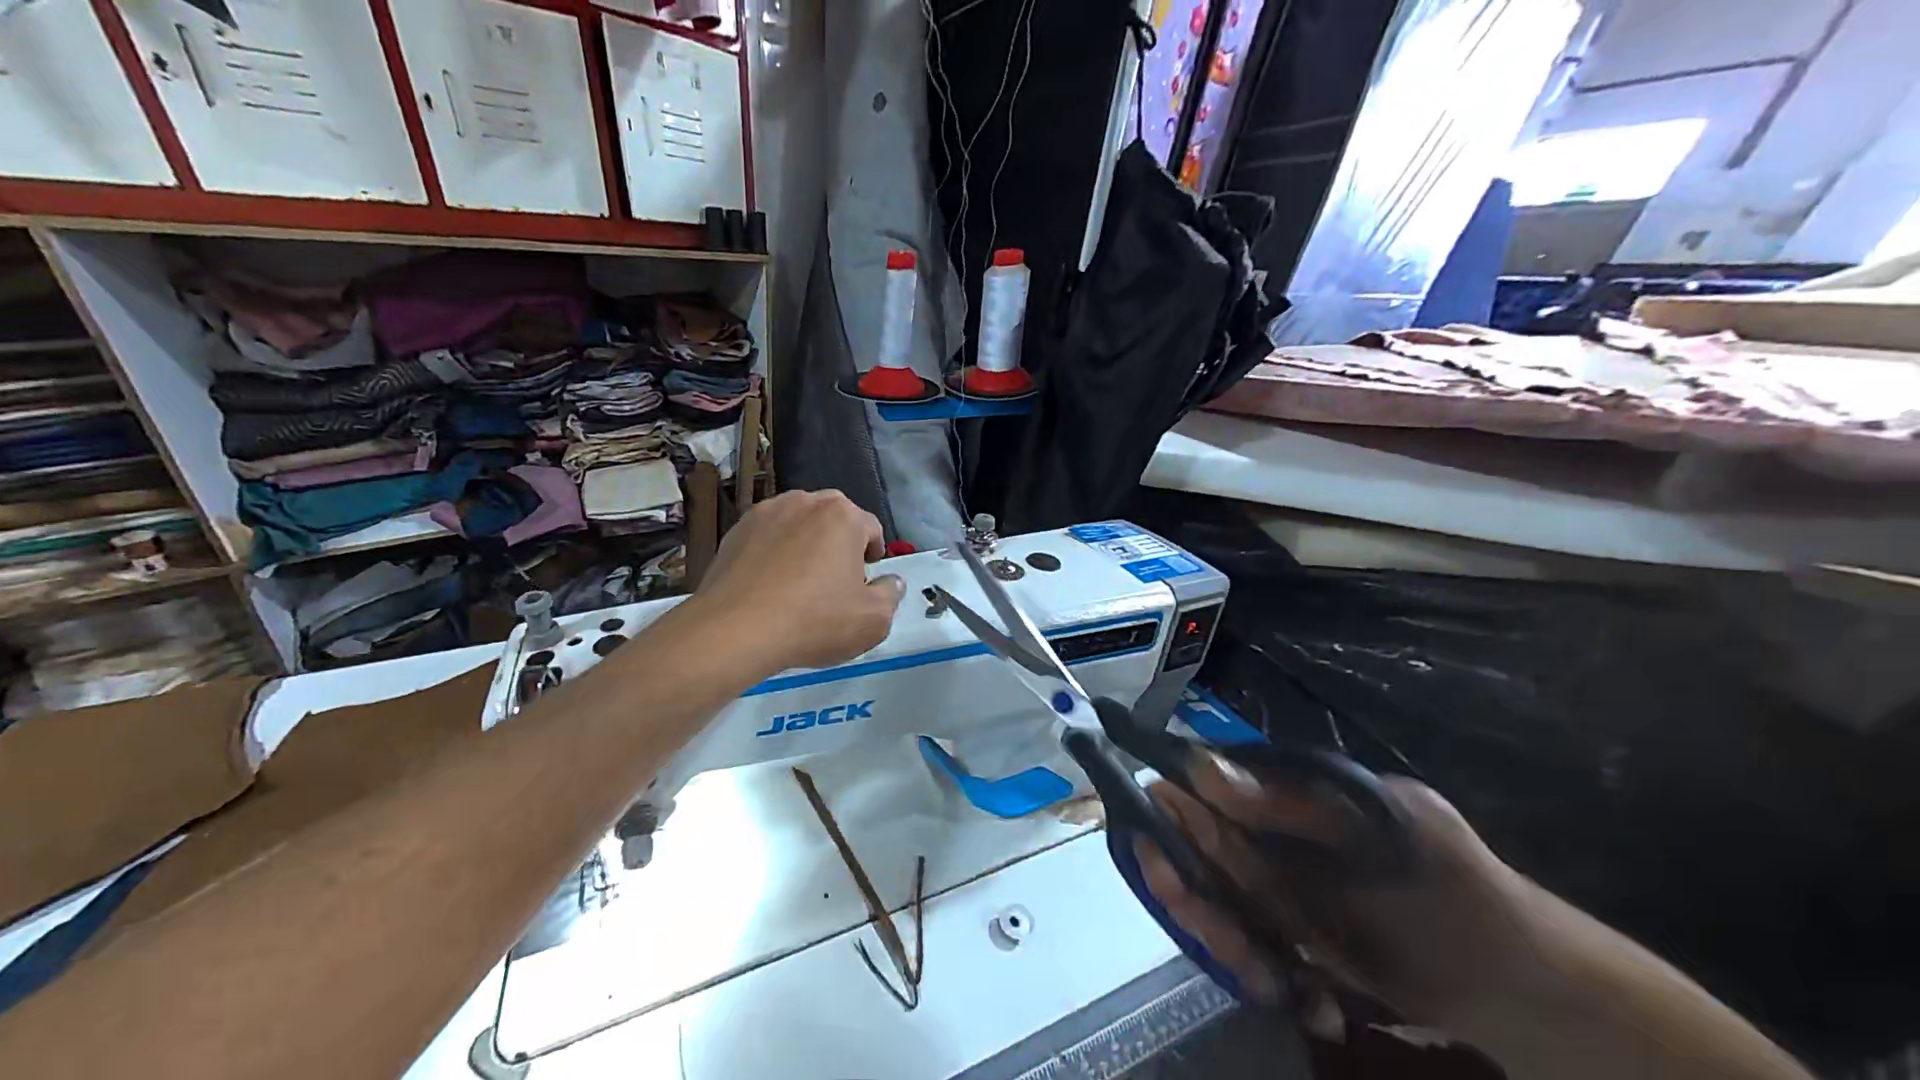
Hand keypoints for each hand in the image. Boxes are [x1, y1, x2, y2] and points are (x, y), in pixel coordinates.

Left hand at [684, 490, 905, 675]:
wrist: (734, 631)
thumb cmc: (814, 621)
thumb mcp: (873, 620)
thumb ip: (890, 595)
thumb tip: (891, 582)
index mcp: (843, 516)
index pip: (871, 528)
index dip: (873, 555)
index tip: (865, 582)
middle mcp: (805, 502)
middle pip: (834, 518)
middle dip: (840, 543)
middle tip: (836, 581)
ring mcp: (765, 513)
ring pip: (798, 523)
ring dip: (806, 543)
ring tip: (800, 581)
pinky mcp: (735, 531)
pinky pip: (767, 537)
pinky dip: (774, 553)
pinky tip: (770, 585)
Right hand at [1137, 757, 1551, 1033]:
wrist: (1521, 986)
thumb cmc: (1453, 893)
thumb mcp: (1382, 835)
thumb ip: (1292, 800)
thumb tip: (1197, 764)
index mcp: (1286, 794)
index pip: (1198, 790)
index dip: (1170, 821)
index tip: (1161, 862)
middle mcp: (1270, 833)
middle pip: (1195, 856)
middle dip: (1202, 905)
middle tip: (1240, 950)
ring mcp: (1278, 886)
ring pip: (1215, 906)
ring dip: (1235, 949)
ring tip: (1281, 986)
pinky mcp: (1290, 934)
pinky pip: (1250, 948)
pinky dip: (1270, 978)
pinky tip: (1317, 1004)